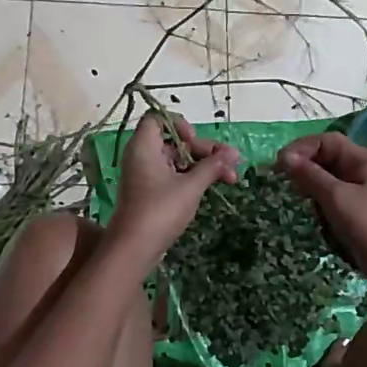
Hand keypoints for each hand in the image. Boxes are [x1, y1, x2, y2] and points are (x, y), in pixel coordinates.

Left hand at [109, 112, 237, 260]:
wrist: (134, 248)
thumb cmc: (160, 210)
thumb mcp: (191, 186)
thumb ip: (212, 167)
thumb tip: (232, 154)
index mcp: (144, 146)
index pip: (157, 118)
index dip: (179, 124)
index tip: (194, 141)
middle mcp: (141, 156)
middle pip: (174, 141)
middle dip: (204, 150)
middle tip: (230, 162)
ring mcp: (144, 176)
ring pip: (176, 160)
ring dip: (203, 165)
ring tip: (231, 178)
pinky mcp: (149, 193)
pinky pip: (172, 176)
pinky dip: (191, 178)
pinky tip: (214, 185)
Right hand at [277, 131, 366, 296]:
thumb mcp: (335, 197)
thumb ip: (309, 175)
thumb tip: (284, 157)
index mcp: (363, 159)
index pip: (326, 141)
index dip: (300, 148)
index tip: (278, 165)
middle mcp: (364, 169)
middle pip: (327, 156)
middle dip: (304, 166)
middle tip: (284, 182)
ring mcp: (362, 190)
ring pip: (328, 177)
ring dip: (310, 183)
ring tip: (298, 198)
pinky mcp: (358, 209)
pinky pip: (333, 195)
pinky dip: (319, 199)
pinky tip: (314, 212)